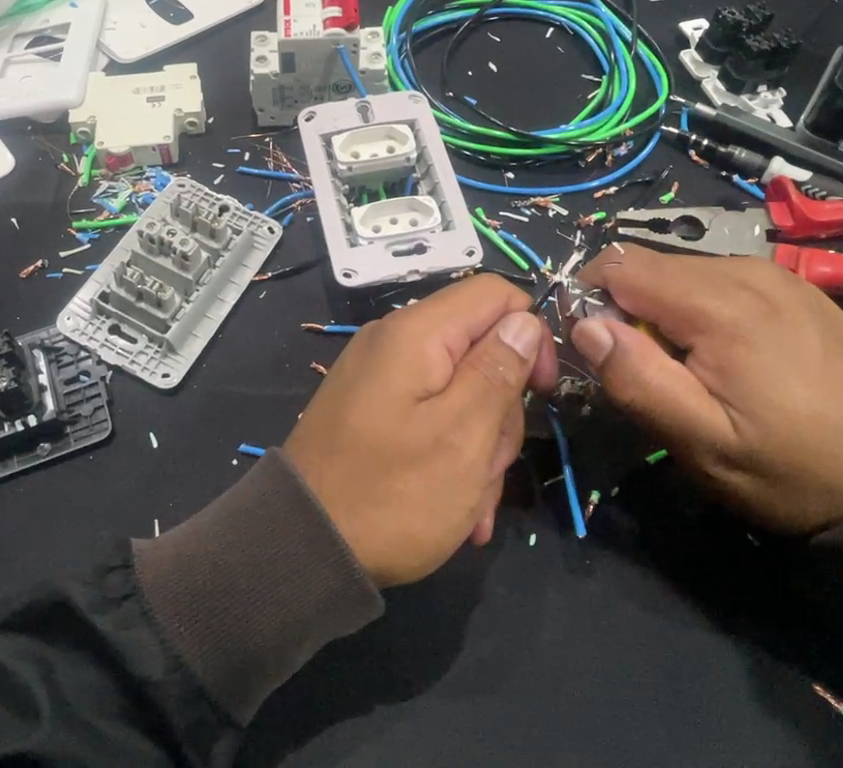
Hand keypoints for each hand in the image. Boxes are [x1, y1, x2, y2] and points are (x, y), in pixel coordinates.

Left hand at [283, 275, 557, 586]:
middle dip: (499, 413)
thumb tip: (524, 320)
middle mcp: (394, 345)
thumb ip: (498, 370)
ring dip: (478, 449)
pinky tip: (457, 511)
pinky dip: (450, 460)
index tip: (540, 393)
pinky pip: (430, 421)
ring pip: (460, 394)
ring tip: (468, 503)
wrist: (302, 548)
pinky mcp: (373, 415)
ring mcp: (380, 382)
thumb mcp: (462, 436)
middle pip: (478, 350)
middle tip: (487, 466)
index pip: (494, 295)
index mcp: (415, 334)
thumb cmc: (391, 494)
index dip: (529, 336)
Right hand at [569, 246, 842, 533]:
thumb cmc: (793, 470)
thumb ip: (637, 379)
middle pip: (647, 264)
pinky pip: (719, 280)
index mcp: (720, 306)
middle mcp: (746, 272)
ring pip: (681, 270)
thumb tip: (585, 325)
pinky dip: (698, 308)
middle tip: (645, 371)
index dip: (590, 301)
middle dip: (625, 308)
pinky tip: (725, 357)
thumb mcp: (703, 443)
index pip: (617, 265)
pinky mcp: (794, 289)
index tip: (600, 352)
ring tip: (686, 369)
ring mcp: (776, 276)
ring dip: (661, 310)